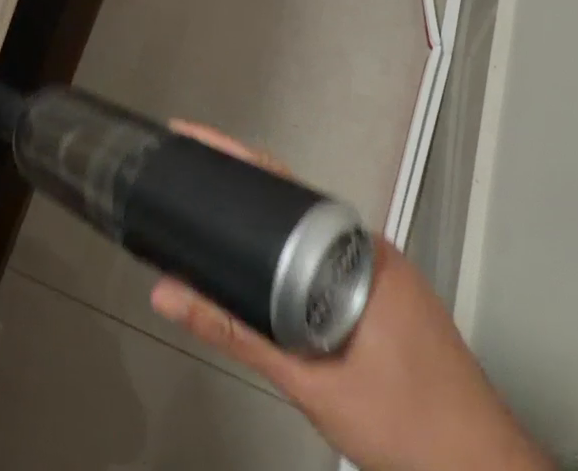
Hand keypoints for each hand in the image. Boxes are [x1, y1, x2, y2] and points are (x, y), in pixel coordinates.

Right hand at [148, 122, 555, 470]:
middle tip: (182, 176)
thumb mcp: (310, 382)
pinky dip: (285, 254)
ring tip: (204, 216)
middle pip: (295, 206)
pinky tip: (256, 269)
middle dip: (239, 188)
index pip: (287, 194)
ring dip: (262, 225)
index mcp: (363, 259)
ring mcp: (386, 277)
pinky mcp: (388, 301)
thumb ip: (237, 336)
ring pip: (308, 235)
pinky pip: (324, 258)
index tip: (193, 151)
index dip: (237, 168)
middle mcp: (376, 256)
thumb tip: (168, 294)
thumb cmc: (409, 426)